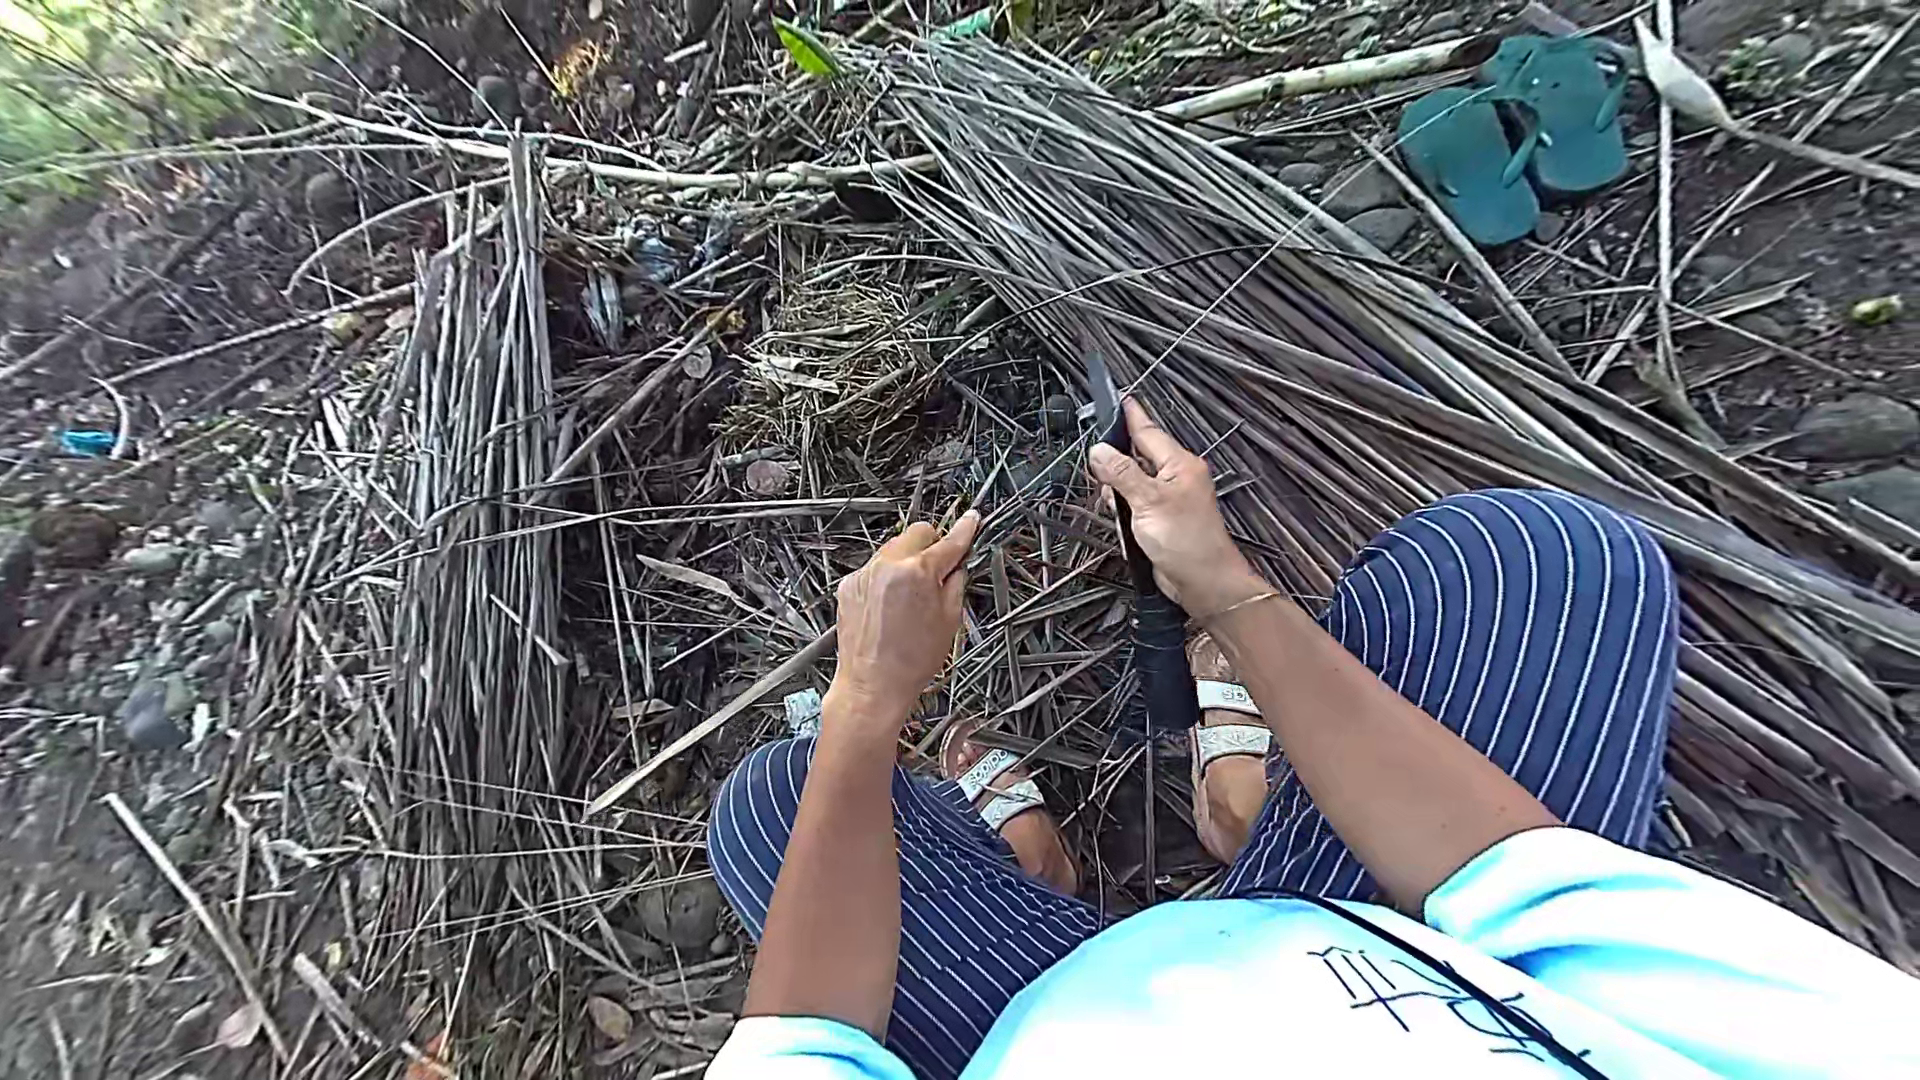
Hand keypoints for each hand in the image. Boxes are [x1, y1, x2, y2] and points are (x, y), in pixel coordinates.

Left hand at [827, 511, 981, 741]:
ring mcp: (865, 574)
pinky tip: (893, 605)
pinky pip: (876, 567)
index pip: (949, 541)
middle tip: (940, 571)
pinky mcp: (850, 585)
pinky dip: (887, 577)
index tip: (972, 520)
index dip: (965, 530)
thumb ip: (956, 581)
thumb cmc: (910, 661)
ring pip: (895, 548)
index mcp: (917, 572)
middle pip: (917, 533)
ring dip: (908, 561)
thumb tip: (958, 563)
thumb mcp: (950, 619)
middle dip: (931, 547)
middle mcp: (887, 566)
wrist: (873, 685)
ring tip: (913, 596)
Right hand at [1087, 398, 1266, 616]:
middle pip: (1136, 457)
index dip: (1131, 416)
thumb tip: (1100, 451)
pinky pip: (1135, 504)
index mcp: (1180, 465)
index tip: (1120, 400)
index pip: (1148, 432)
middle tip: (1097, 465)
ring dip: (1118, 491)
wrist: (1203, 582)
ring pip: (1132, 482)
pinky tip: (1123, 522)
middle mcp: (1176, 479)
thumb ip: (1121, 474)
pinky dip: (1124, 510)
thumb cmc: (1190, 543)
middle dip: (1115, 463)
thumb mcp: (1148, 501)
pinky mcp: (1161, 519)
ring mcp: (1168, 499)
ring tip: (1114, 503)